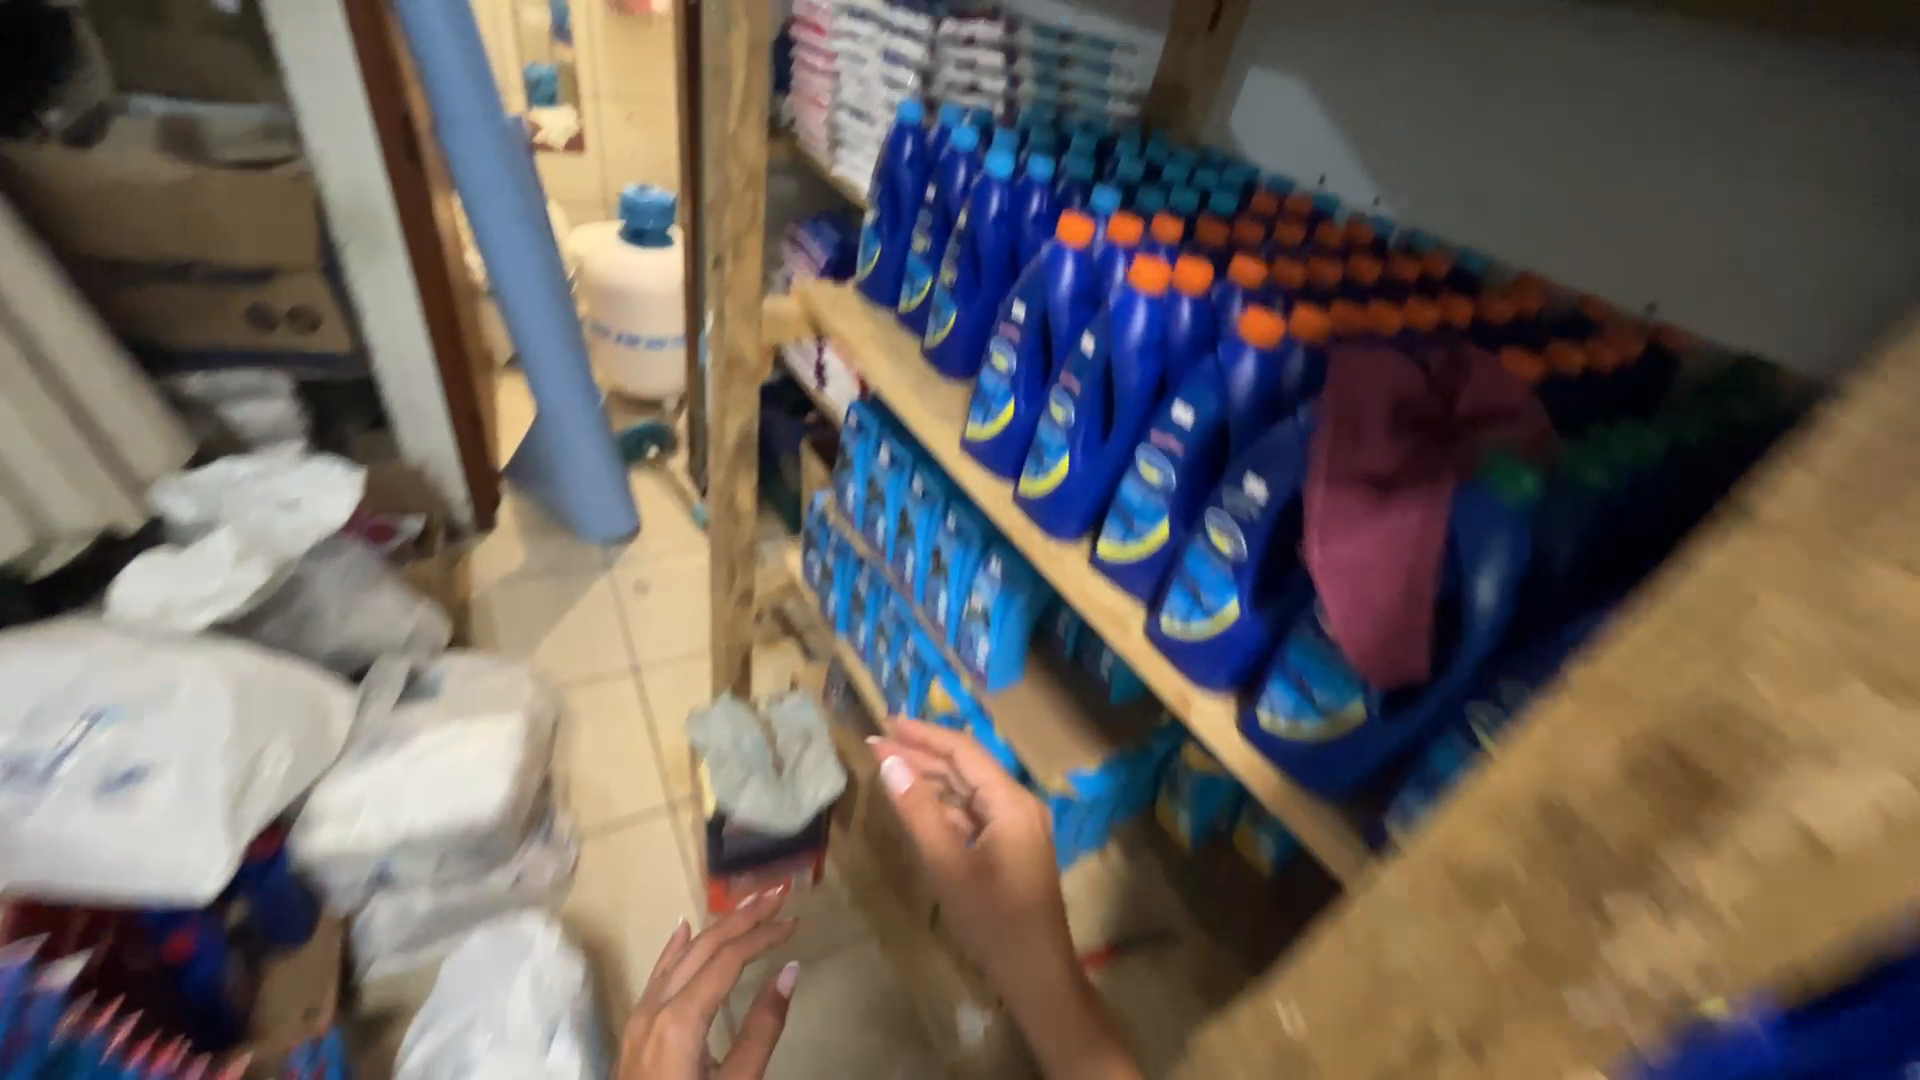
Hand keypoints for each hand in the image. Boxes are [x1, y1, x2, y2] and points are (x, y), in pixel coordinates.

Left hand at [616, 887, 800, 1079]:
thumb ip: (763, 1028)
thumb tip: (790, 970)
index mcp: (681, 1019)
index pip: (729, 958)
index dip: (763, 934)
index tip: (794, 920)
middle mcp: (656, 1007)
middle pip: (704, 945)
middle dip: (743, 916)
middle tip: (777, 893)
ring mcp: (639, 1018)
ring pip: (681, 955)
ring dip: (717, 926)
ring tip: (747, 904)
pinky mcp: (633, 1032)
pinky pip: (657, 975)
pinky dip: (676, 947)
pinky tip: (684, 929)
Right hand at [867, 717, 1072, 988]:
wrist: (1037, 975)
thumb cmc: (992, 921)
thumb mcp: (946, 865)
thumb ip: (917, 811)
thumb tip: (889, 763)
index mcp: (1010, 800)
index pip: (962, 751)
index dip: (922, 734)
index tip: (886, 723)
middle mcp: (1018, 803)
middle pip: (966, 766)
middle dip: (922, 753)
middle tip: (878, 743)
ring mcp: (1018, 824)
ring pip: (969, 790)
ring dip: (931, 778)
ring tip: (890, 766)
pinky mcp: (1012, 845)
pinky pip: (974, 813)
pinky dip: (945, 806)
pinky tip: (917, 804)